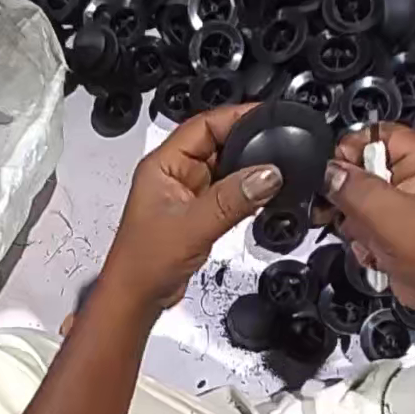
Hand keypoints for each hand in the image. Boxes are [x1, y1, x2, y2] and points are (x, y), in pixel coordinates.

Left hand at [96, 103, 282, 312]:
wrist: (137, 297)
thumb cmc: (143, 263)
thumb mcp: (192, 226)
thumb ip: (231, 200)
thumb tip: (266, 175)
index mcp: (163, 165)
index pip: (204, 124)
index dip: (236, 116)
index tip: (266, 116)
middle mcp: (175, 175)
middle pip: (217, 144)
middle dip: (247, 146)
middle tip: (277, 150)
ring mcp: (186, 196)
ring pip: (225, 170)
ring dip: (247, 172)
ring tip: (272, 176)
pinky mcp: (197, 215)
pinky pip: (227, 194)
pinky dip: (244, 195)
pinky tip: (259, 200)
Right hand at [325, 123, 414, 321]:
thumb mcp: (393, 217)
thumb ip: (355, 189)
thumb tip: (328, 172)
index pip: (374, 134)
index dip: (349, 155)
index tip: (338, 180)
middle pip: (361, 168)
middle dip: (350, 197)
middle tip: (354, 216)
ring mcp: (406, 200)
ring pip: (357, 198)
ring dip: (356, 223)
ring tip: (374, 239)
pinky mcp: (396, 224)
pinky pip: (362, 221)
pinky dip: (362, 238)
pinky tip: (376, 250)